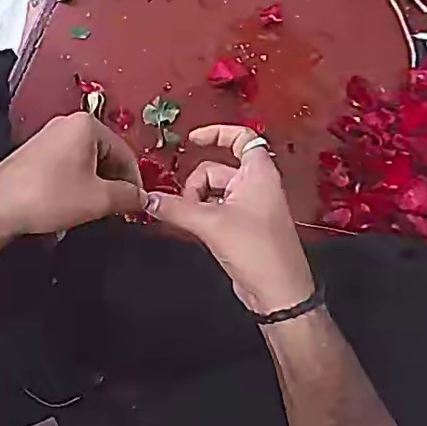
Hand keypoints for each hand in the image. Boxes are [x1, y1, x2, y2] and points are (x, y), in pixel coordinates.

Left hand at [0, 113, 144, 237]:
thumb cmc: (48, 197)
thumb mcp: (99, 200)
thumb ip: (129, 196)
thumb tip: (143, 198)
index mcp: (86, 125)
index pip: (126, 153)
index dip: (135, 182)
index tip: (138, 203)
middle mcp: (68, 124)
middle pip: (107, 155)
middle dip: (115, 182)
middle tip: (118, 208)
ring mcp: (49, 136)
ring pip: (88, 161)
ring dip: (97, 184)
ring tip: (95, 208)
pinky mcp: (36, 152)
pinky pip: (69, 164)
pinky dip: (78, 182)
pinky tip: (73, 203)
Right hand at [146, 125, 315, 314]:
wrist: (278, 292)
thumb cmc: (257, 250)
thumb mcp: (211, 225)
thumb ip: (176, 209)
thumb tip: (149, 199)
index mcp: (258, 173)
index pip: (241, 137)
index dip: (217, 133)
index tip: (192, 140)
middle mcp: (256, 185)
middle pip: (216, 169)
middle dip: (196, 185)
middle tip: (186, 207)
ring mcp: (250, 206)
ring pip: (213, 192)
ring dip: (196, 203)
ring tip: (189, 221)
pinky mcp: (242, 226)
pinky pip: (216, 210)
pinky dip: (202, 215)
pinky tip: (193, 229)